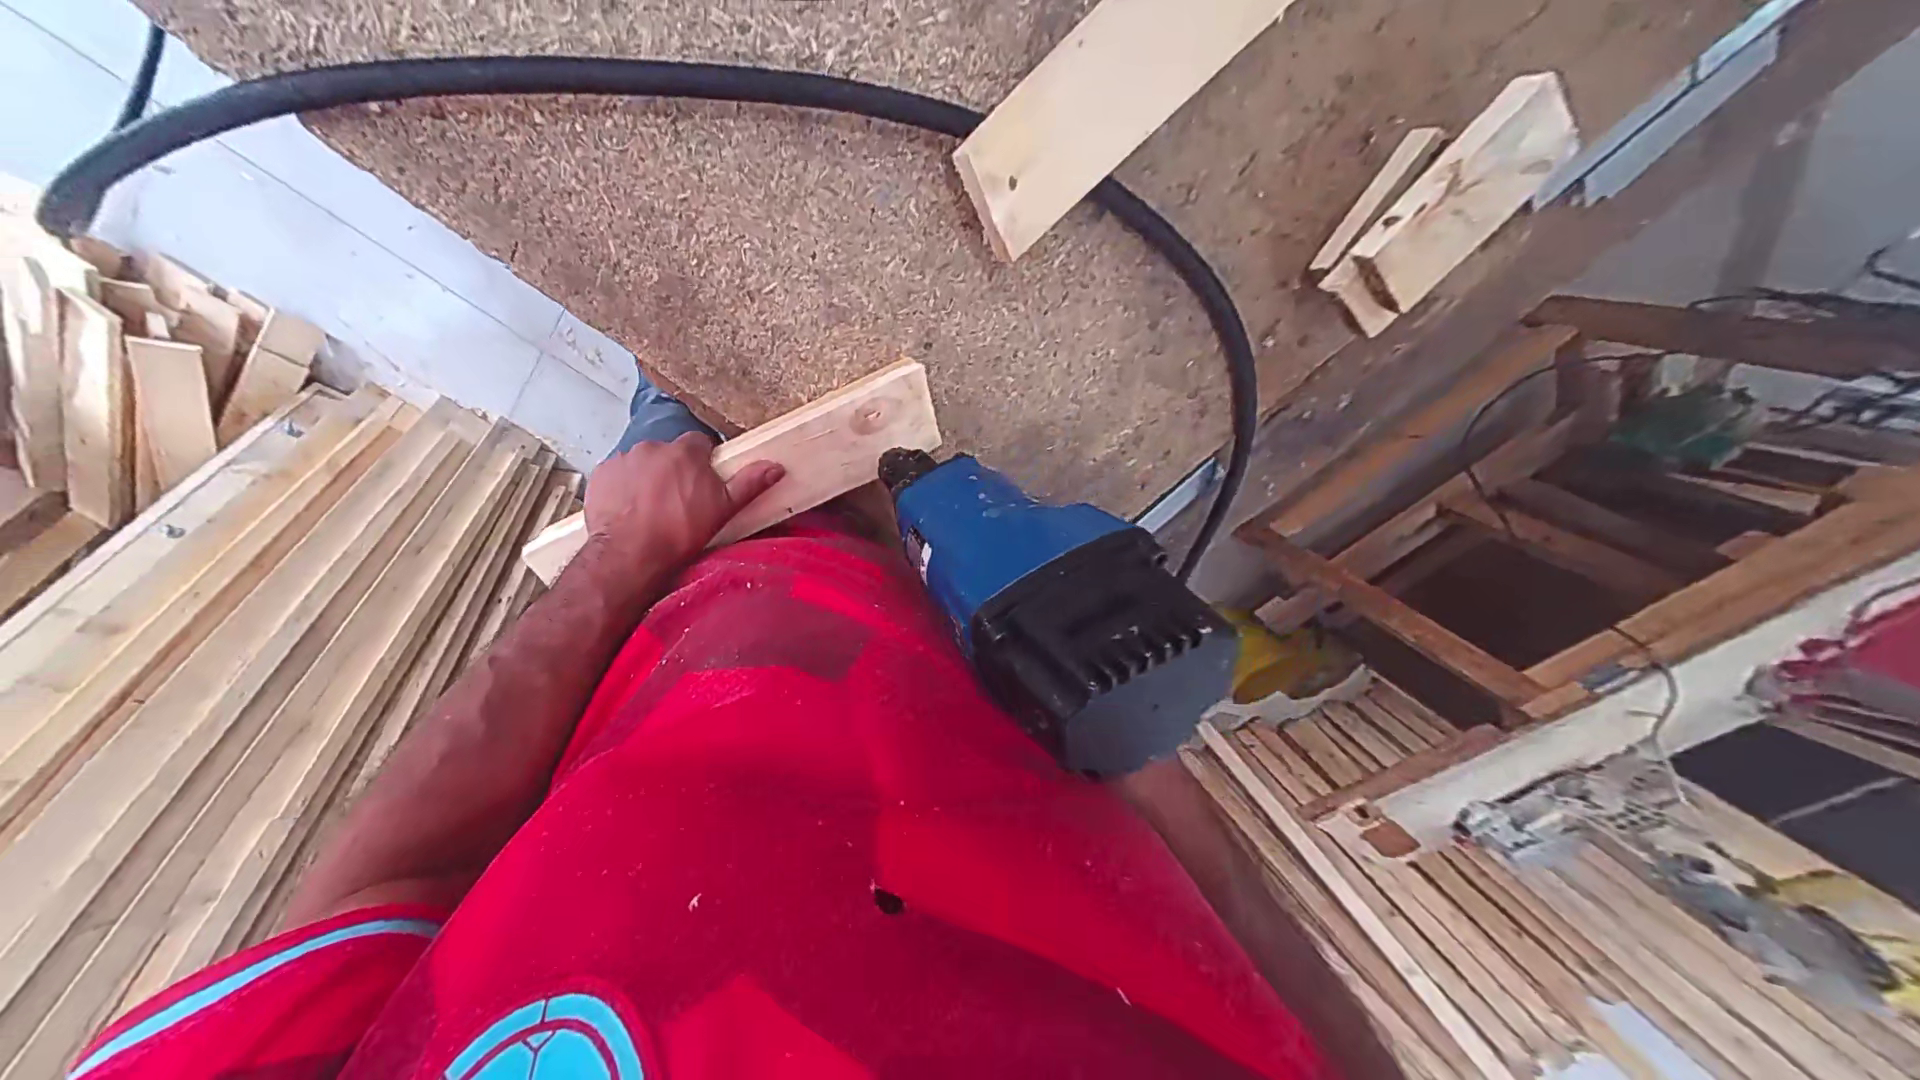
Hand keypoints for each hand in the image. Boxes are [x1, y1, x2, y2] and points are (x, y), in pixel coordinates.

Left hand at [584, 433, 784, 565]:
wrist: (631, 554)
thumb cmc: (679, 533)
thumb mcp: (724, 509)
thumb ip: (749, 483)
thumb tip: (774, 467)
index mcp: (686, 452)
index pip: (700, 443)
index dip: (704, 462)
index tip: (703, 482)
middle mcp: (653, 447)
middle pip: (670, 452)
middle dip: (675, 470)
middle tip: (680, 499)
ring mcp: (624, 459)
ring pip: (643, 462)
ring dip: (649, 477)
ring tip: (654, 507)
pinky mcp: (603, 474)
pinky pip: (619, 474)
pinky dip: (625, 487)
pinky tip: (632, 508)